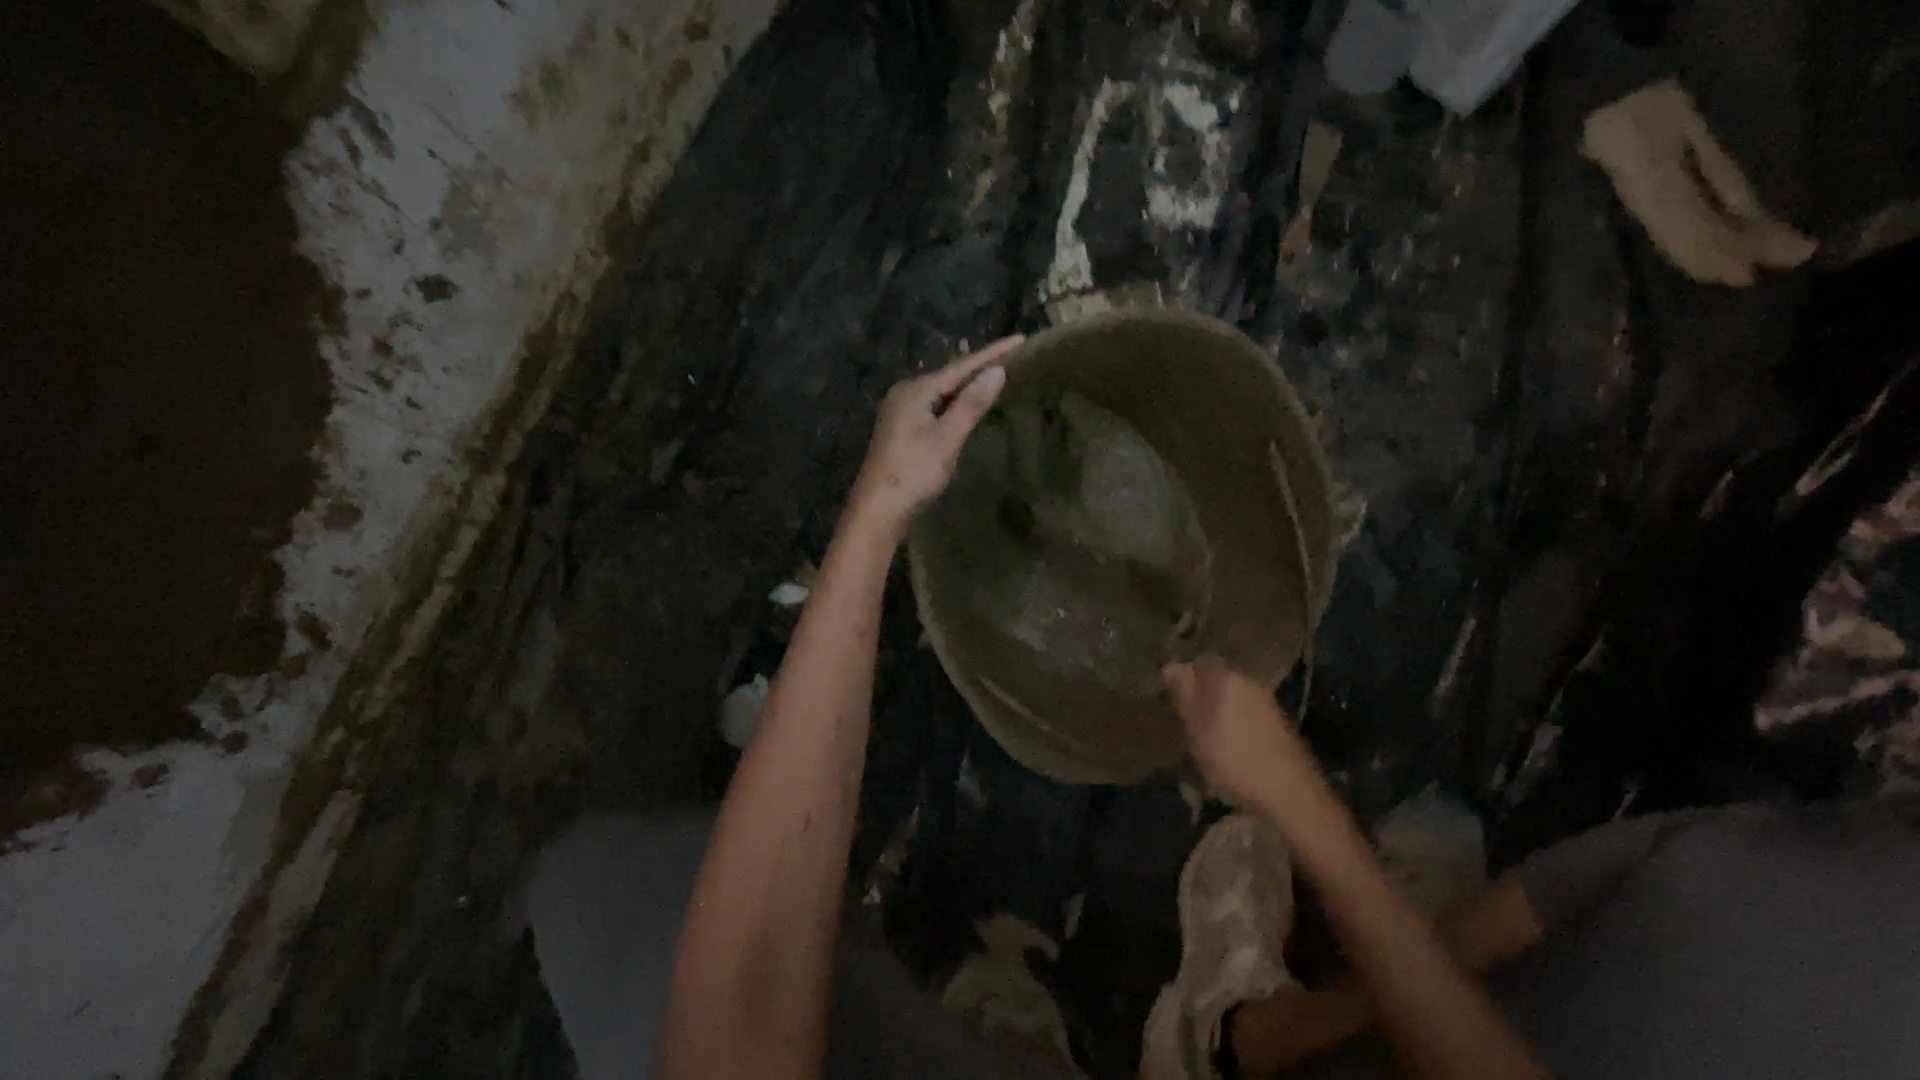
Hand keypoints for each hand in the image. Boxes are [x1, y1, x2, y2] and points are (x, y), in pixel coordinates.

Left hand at [847, 336, 1020, 538]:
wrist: (878, 510)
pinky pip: (935, 406)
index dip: (992, 354)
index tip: (1020, 339)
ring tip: (996, 373)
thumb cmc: (913, 473)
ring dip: (968, 384)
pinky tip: (967, 404)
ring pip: (942, 391)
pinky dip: (955, 402)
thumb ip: (971, 404)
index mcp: (915, 391)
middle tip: (1012, 355)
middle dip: (980, 365)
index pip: (961, 366)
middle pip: (949, 375)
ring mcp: (900, 412)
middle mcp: (904, 394)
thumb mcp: (946, 438)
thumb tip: (997, 371)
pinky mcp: (901, 430)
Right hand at [1164, 657, 1324, 809]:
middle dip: (1202, 696)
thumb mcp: (1196, 728)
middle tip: (1186, 722)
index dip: (1184, 678)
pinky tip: (1231, 751)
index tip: (1172, 699)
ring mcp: (1268, 704)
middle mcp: (1250, 682)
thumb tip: (1171, 665)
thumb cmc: (1232, 758)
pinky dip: (1236, 728)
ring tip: (1206, 741)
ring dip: (1220, 714)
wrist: (1288, 792)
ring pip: (1234, 700)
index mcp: (1227, 677)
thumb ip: (1183, 694)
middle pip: (1219, 681)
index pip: (1200, 662)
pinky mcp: (1280, 726)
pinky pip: (1248, 717)